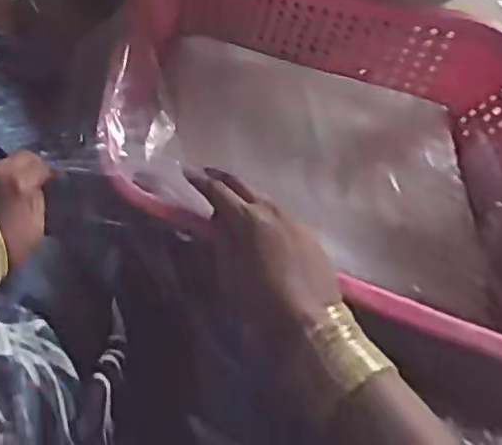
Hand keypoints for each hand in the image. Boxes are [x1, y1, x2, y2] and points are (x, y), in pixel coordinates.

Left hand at [0, 151, 52, 271]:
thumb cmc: (7, 242)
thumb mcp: (35, 227)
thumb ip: (38, 201)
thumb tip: (37, 189)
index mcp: (21, 180)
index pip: (40, 164)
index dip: (47, 173)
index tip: (49, 182)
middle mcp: (1, 168)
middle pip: (21, 156)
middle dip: (30, 165)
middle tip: (33, 178)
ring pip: (3, 163)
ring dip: (10, 170)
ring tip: (11, 185)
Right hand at [188, 168, 340, 337]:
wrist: (316, 329)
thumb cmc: (262, 303)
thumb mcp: (228, 271)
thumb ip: (220, 240)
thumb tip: (214, 221)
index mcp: (246, 218)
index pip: (216, 190)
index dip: (198, 180)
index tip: (185, 172)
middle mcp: (270, 211)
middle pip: (241, 184)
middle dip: (220, 178)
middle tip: (205, 175)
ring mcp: (294, 221)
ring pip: (263, 197)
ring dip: (245, 194)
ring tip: (233, 199)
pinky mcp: (311, 236)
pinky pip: (282, 214)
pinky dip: (266, 212)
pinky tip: (262, 223)